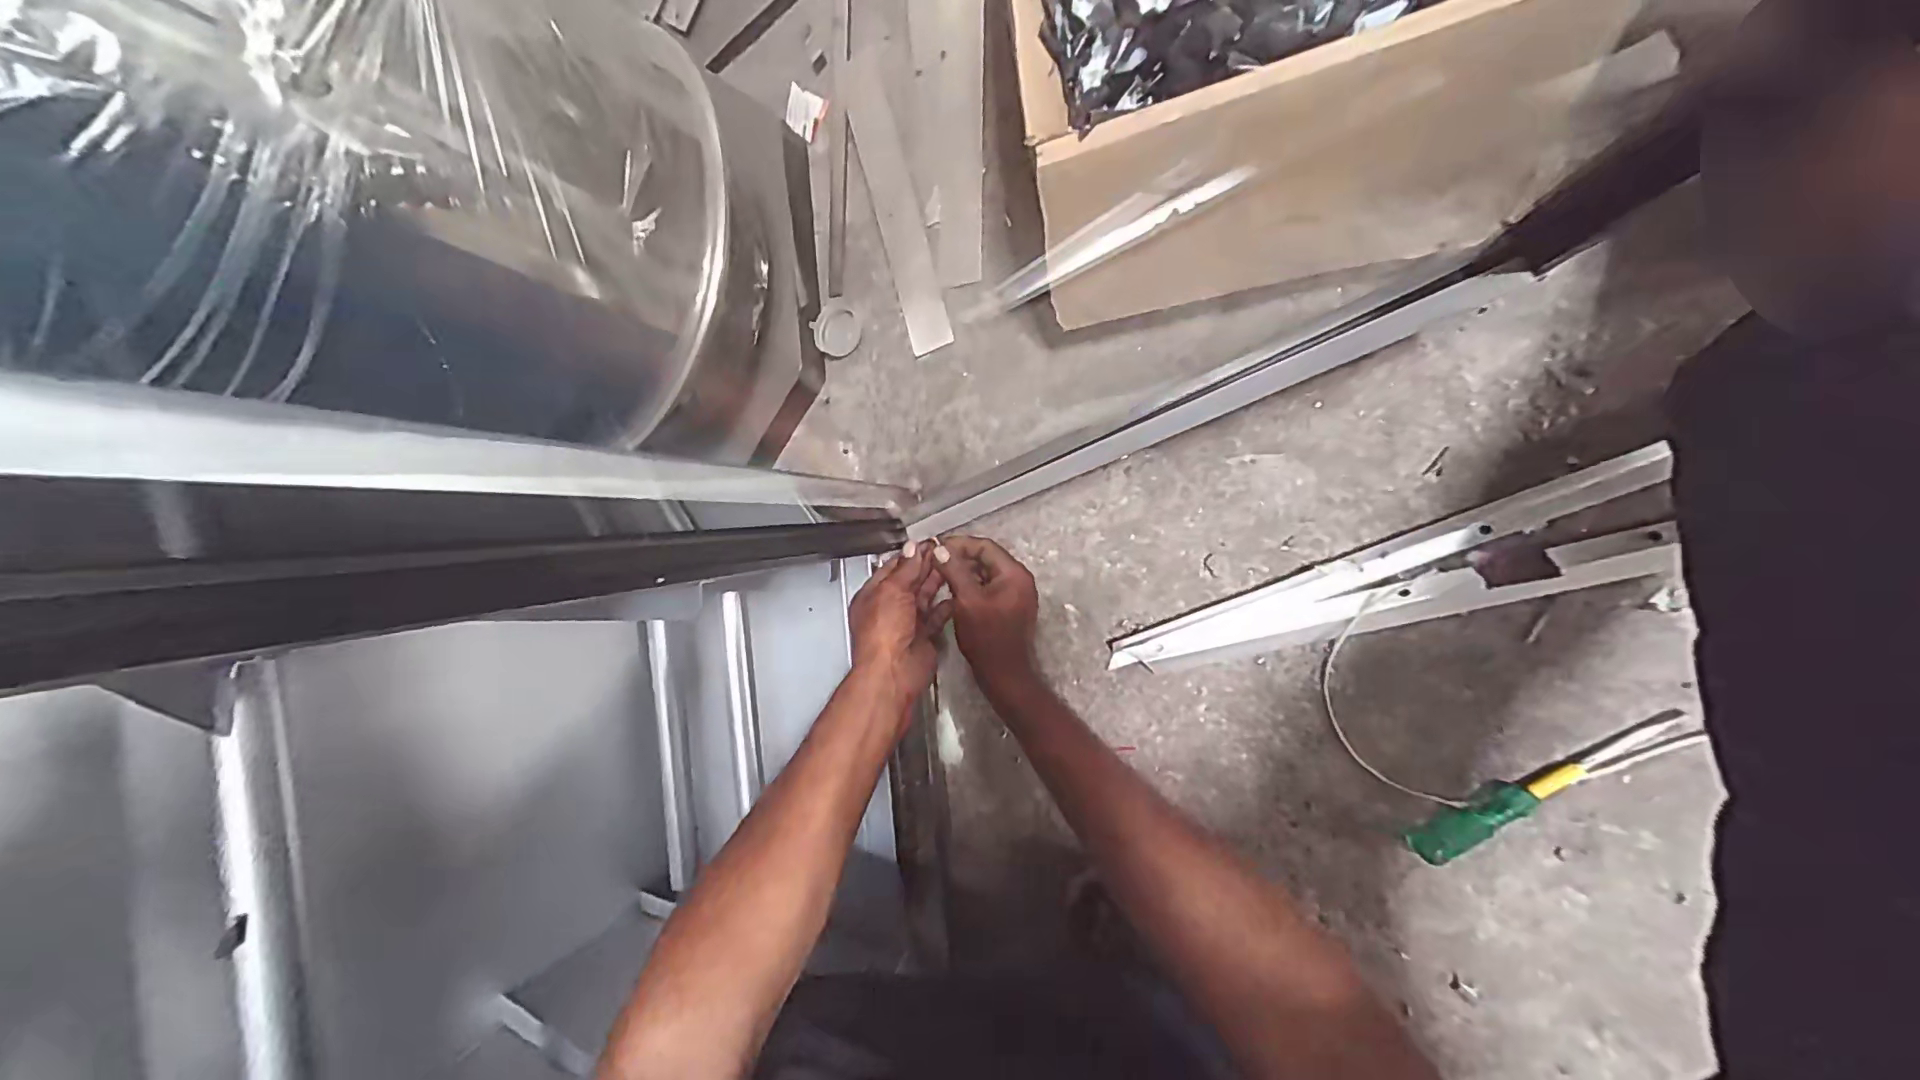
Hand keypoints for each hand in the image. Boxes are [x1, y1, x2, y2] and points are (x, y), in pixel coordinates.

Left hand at [847, 544, 951, 717]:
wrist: (893, 672)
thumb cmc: (882, 635)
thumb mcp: (892, 591)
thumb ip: (905, 569)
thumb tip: (912, 551)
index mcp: (874, 595)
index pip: (893, 568)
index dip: (910, 555)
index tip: (927, 544)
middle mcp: (889, 608)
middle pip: (910, 581)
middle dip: (926, 566)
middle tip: (943, 551)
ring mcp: (906, 623)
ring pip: (924, 597)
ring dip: (936, 582)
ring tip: (951, 566)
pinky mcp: (923, 637)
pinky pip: (936, 618)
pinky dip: (945, 607)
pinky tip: (954, 596)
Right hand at [932, 535, 1040, 693]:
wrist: (1005, 674)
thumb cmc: (986, 638)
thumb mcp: (967, 601)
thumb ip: (954, 571)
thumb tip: (940, 549)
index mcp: (1014, 574)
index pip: (985, 546)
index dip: (959, 544)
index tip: (936, 547)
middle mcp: (1019, 579)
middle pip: (986, 558)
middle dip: (960, 558)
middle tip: (935, 561)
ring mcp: (1017, 594)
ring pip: (986, 573)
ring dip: (964, 572)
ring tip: (940, 575)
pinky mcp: (1010, 606)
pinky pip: (989, 587)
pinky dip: (971, 586)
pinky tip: (953, 591)